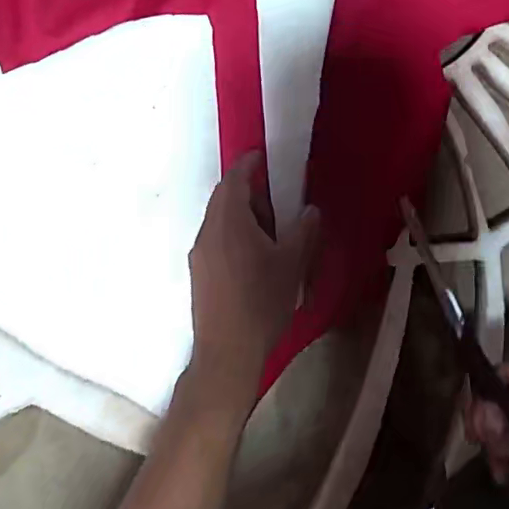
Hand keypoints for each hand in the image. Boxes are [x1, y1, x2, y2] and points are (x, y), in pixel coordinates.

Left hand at [187, 151, 319, 392]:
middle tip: (275, 192)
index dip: (247, 165)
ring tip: (270, 223)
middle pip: (223, 199)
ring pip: (218, 220)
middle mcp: (207, 233)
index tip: (262, 156)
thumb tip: (309, 211)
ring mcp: (199, 255)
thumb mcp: (292, 263)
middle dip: (246, 188)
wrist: (227, 352)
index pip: (233, 181)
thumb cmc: (262, 301)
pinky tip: (255, 250)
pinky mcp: (199, 273)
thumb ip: (302, 231)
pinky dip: (234, 231)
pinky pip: (216, 238)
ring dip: (241, 212)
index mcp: (229, 224)